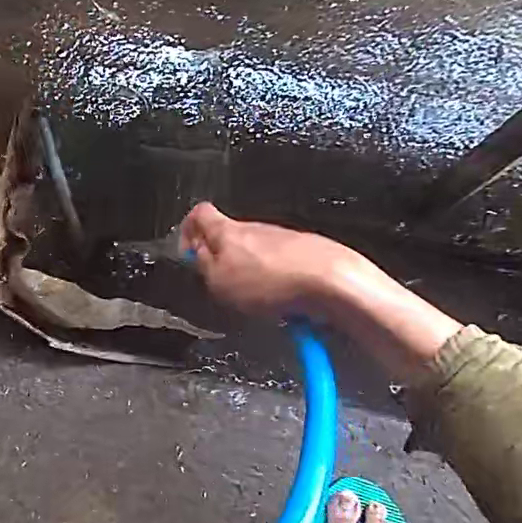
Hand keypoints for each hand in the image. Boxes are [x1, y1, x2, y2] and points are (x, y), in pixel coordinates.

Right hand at [178, 202, 369, 317]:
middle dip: (224, 266)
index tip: (189, 256)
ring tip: (262, 305)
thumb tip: (197, 255)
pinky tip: (286, 308)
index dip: (188, 233)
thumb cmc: (277, 282)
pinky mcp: (305, 255)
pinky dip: (280, 290)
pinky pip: (282, 271)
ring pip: (256, 258)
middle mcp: (256, 229)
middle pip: (229, 240)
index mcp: (228, 231)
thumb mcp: (219, 282)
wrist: (333, 282)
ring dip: (254, 281)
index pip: (199, 214)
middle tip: (225, 290)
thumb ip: (202, 265)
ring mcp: (282, 240)